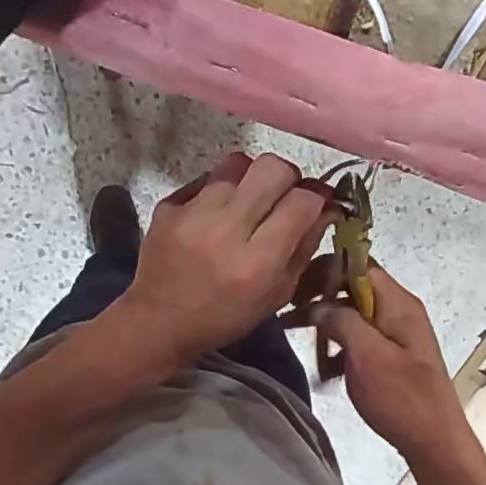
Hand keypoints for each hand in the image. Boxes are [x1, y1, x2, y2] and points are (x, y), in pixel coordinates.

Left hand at [113, 153, 334, 366]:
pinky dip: (221, 189)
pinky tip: (217, 212)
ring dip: (253, 178)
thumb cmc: (225, 316)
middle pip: (273, 168)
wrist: (159, 321)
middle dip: (288, 178)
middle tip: (284, 196)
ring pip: (238, 163)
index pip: (302, 201)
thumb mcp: (276, 295)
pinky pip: (207, 177)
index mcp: (257, 263)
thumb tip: (326, 208)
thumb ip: (304, 248)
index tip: (318, 201)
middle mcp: (226, 231)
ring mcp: (193, 214)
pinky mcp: (170, 206)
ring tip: (249, 200)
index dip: (318, 196)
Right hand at [305, 264, 485, 479]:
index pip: (360, 265)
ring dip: (327, 326)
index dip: (327, 269)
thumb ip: (341, 321)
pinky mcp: (392, 356)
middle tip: (290, 312)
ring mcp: (396, 334)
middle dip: (321, 298)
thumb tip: (319, 305)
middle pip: (354, 288)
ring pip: (353, 315)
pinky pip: (360, 340)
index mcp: (397, 303)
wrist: (434, 443)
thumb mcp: (366, 355)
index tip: (297, 285)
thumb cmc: (401, 397)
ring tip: (298, 337)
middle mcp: (398, 311)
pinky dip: (340, 348)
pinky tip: (325, 369)